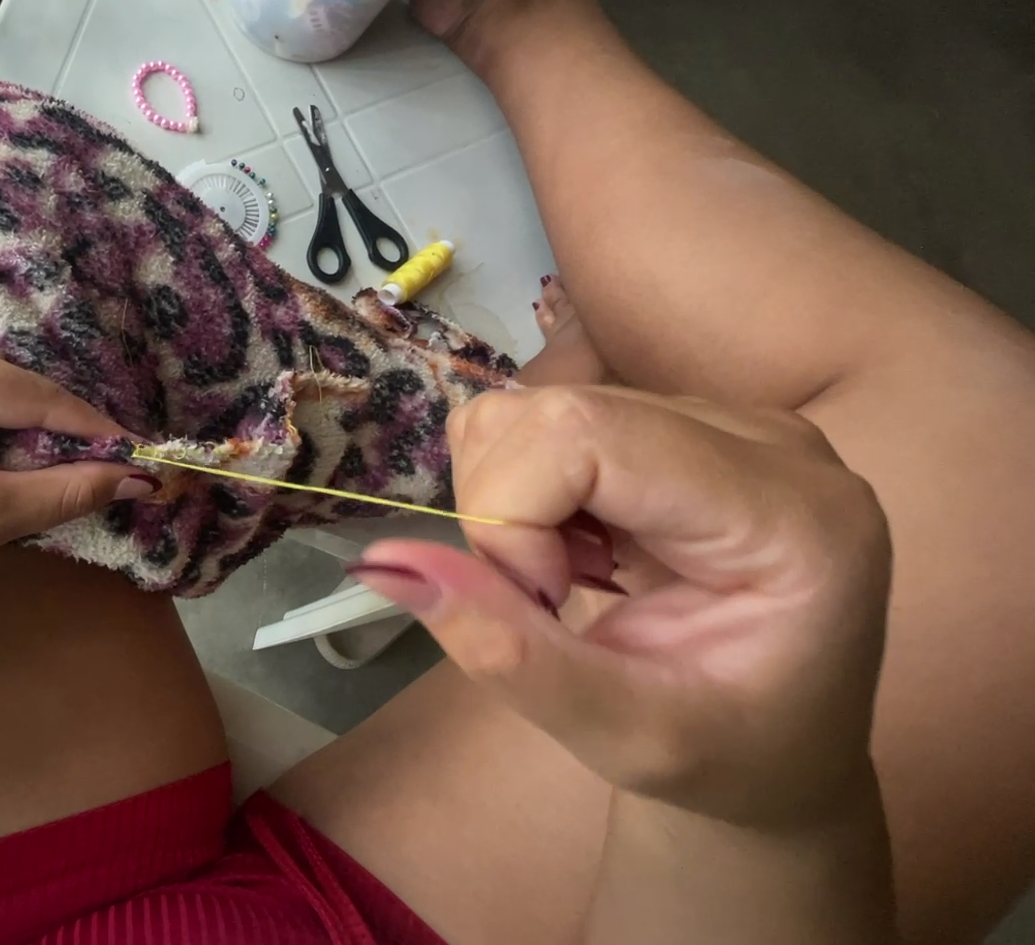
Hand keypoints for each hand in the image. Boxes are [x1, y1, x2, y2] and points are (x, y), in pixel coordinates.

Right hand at [349, 386, 891, 828]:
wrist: (773, 740)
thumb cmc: (719, 756)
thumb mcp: (616, 734)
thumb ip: (503, 650)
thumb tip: (379, 561)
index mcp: (785, 513)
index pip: (582, 435)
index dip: (512, 513)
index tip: (538, 600)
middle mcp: (758, 438)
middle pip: (544, 413)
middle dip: (499, 511)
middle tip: (543, 594)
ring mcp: (711, 417)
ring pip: (523, 409)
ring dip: (500, 496)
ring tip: (562, 568)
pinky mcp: (662, 418)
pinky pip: (531, 415)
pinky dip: (510, 481)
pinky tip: (567, 537)